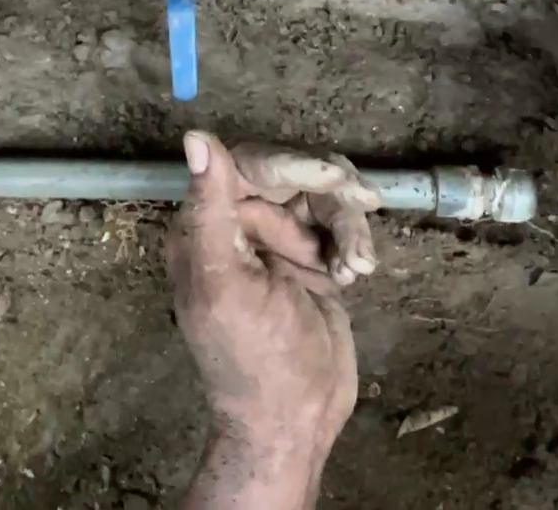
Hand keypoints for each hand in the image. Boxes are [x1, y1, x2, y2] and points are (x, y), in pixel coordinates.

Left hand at [166, 132, 377, 505]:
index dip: (291, 163)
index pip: (249, 163)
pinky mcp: (312, 255)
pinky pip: (340, 224)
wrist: (295, 420)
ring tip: (356, 265)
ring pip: (324, 196)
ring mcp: (280, 238)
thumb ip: (210, 208)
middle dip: (330, 191)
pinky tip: (356, 273)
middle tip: (362, 202)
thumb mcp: (225, 284)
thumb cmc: (252, 357)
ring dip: (347, 224)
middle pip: (294, 172)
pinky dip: (353, 242)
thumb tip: (195, 136)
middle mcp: (241, 222)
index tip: (331, 178)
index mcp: (207, 223)